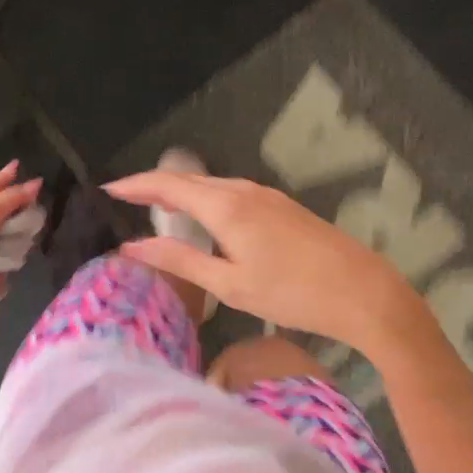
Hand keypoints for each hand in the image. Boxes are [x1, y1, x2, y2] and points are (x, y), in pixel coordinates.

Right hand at [105, 170, 424, 352]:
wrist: (367, 293)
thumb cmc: (293, 294)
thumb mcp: (230, 285)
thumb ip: (179, 260)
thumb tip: (130, 247)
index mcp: (224, 205)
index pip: (166, 184)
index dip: (133, 185)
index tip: (105, 189)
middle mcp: (241, 188)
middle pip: (186, 178)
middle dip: (152, 185)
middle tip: (123, 199)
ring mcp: (264, 193)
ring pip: (208, 183)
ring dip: (178, 190)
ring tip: (154, 207)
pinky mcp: (280, 204)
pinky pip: (228, 191)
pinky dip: (202, 197)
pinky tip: (201, 216)